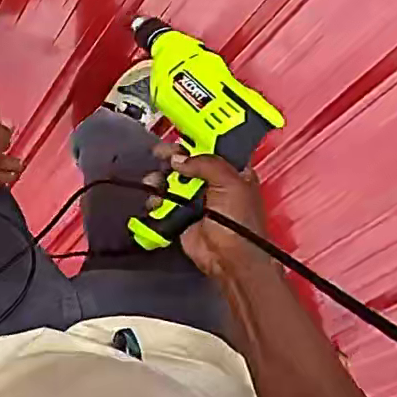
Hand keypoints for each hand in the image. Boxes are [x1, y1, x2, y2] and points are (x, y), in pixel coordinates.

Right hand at [146, 142, 270, 279]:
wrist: (228, 259)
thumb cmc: (241, 225)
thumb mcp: (229, 183)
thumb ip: (205, 163)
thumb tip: (180, 158)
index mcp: (231, 172)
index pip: (209, 149)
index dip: (193, 142)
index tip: (178, 137)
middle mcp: (212, 184)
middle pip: (185, 163)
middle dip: (171, 160)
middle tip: (160, 156)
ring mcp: (196, 201)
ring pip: (171, 182)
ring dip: (160, 181)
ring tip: (156, 183)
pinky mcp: (181, 216)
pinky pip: (163, 202)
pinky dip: (156, 201)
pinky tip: (157, 202)